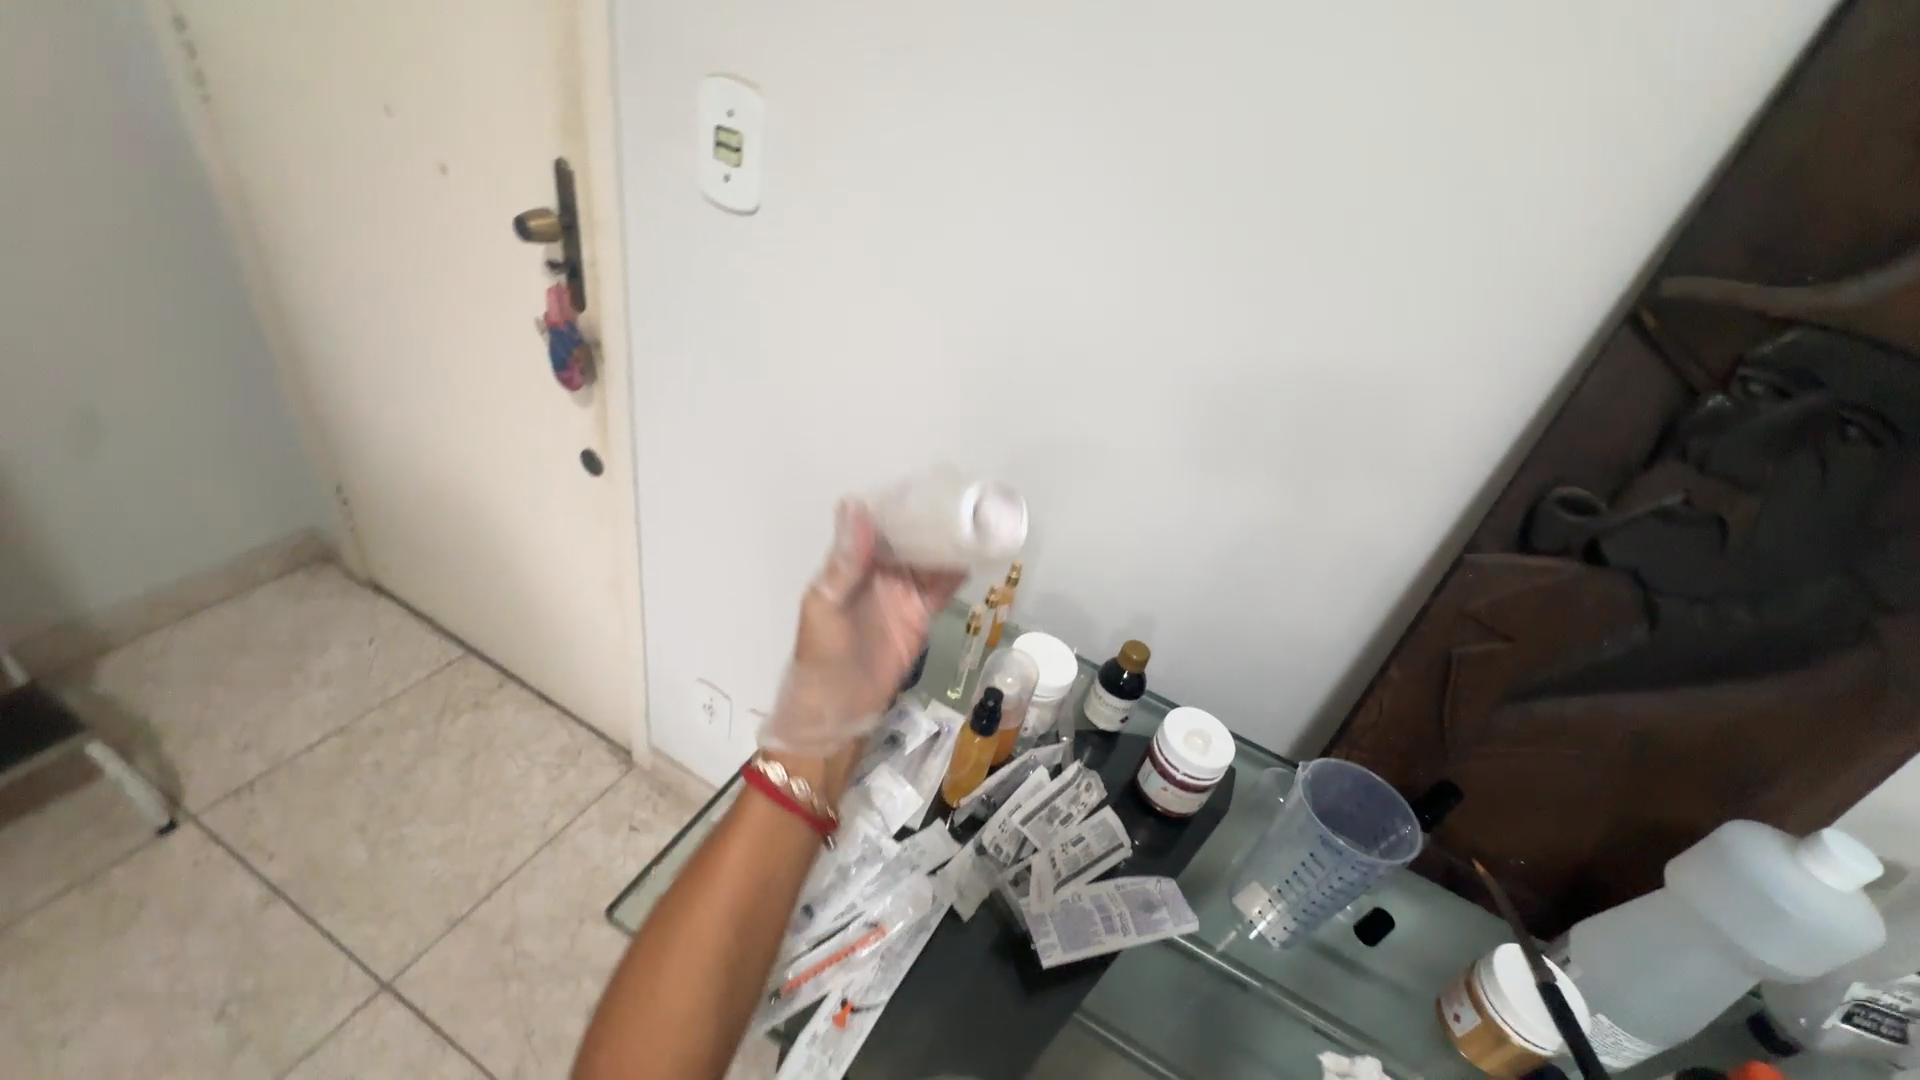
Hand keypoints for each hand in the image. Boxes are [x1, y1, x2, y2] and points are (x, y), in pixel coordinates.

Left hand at [759, 501, 964, 758]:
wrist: (837, 711)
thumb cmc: (821, 657)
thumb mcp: (826, 606)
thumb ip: (845, 562)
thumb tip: (854, 506)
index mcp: (852, 563)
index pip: (879, 524)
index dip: (901, 504)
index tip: (927, 484)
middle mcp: (879, 572)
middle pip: (910, 537)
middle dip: (933, 519)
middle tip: (965, 497)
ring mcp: (902, 593)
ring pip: (930, 559)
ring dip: (950, 541)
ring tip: (980, 518)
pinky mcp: (921, 616)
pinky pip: (942, 587)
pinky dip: (959, 571)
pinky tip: (980, 553)